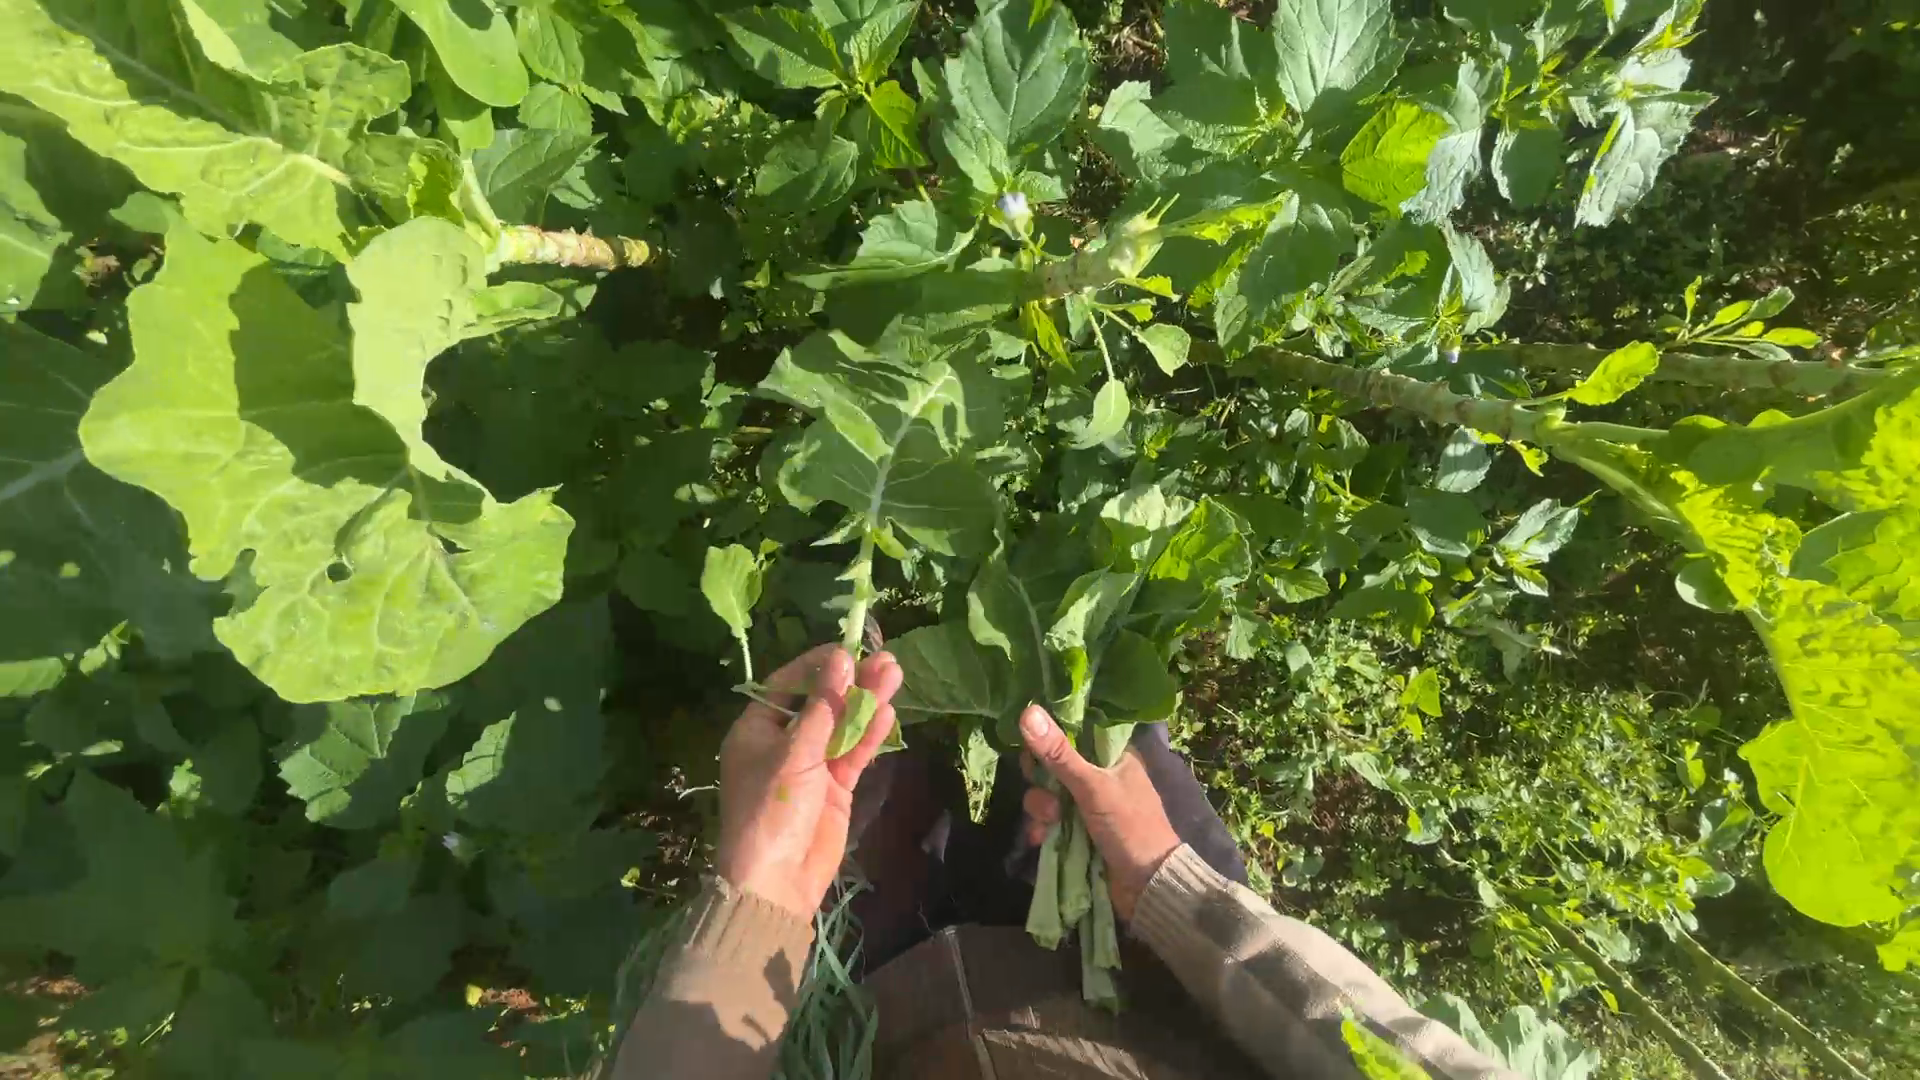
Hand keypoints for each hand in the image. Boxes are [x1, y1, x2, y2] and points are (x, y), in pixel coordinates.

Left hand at [715, 645, 901, 917]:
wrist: (777, 882)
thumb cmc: (771, 810)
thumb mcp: (794, 753)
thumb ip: (823, 706)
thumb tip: (842, 658)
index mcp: (757, 729)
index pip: (789, 684)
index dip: (819, 665)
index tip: (850, 648)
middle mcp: (784, 741)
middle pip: (822, 702)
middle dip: (852, 682)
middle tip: (885, 658)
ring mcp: (812, 763)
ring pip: (843, 725)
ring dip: (867, 702)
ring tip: (895, 673)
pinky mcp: (835, 784)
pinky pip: (853, 752)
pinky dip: (869, 734)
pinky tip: (889, 713)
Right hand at [1017, 705, 1181, 921]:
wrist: (1149, 887)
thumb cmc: (1130, 826)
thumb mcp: (1093, 787)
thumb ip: (1059, 753)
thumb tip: (1028, 710)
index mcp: (1111, 754)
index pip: (1072, 730)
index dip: (1049, 736)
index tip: (1031, 746)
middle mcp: (1097, 773)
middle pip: (1053, 762)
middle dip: (1041, 780)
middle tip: (1044, 792)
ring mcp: (1086, 802)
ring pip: (1047, 791)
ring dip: (1041, 807)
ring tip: (1047, 826)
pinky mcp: (1076, 828)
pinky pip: (1049, 817)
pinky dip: (1042, 826)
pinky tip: (1040, 839)